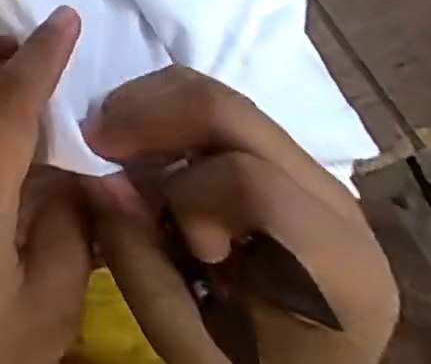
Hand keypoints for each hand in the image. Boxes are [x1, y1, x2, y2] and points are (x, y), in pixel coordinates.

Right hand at [82, 67, 397, 363]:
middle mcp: (334, 201)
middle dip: (147, 115)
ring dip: (150, 106)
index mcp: (336, 265)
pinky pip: (216, 108)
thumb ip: (144, 274)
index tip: (155, 227)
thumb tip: (99, 181)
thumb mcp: (195, 357)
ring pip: (217, 93)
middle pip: (230, 111)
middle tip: (94, 140)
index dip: (189, 195)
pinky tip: (141, 145)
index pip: (252, 183)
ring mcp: (309, 170)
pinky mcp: (280, 158)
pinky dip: (164, 112)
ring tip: (112, 140)